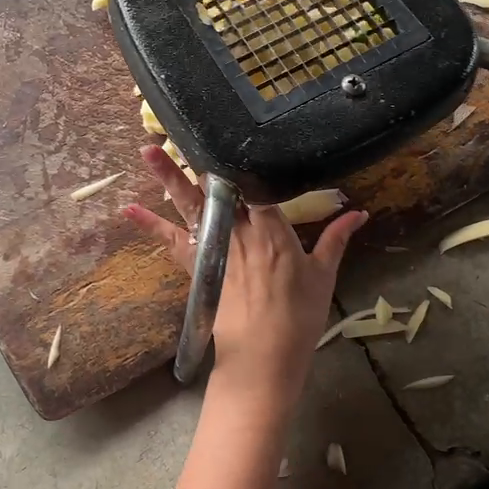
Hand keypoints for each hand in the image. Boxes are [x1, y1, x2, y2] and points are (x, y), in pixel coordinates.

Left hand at [124, 145, 368, 409]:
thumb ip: (336, 238)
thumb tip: (359, 212)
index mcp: (272, 230)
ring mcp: (214, 247)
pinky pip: (171, 239)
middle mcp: (238, 231)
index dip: (245, 162)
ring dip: (168, 177)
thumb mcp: (323, 276)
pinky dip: (149, 224)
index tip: (235, 136)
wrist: (263, 359)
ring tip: (147, 151)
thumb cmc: (299, 318)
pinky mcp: (196, 266)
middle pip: (216, 188)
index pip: (255, 185)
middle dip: (198, 159)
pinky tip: (129, 209)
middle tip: (178, 129)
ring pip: (189, 204)